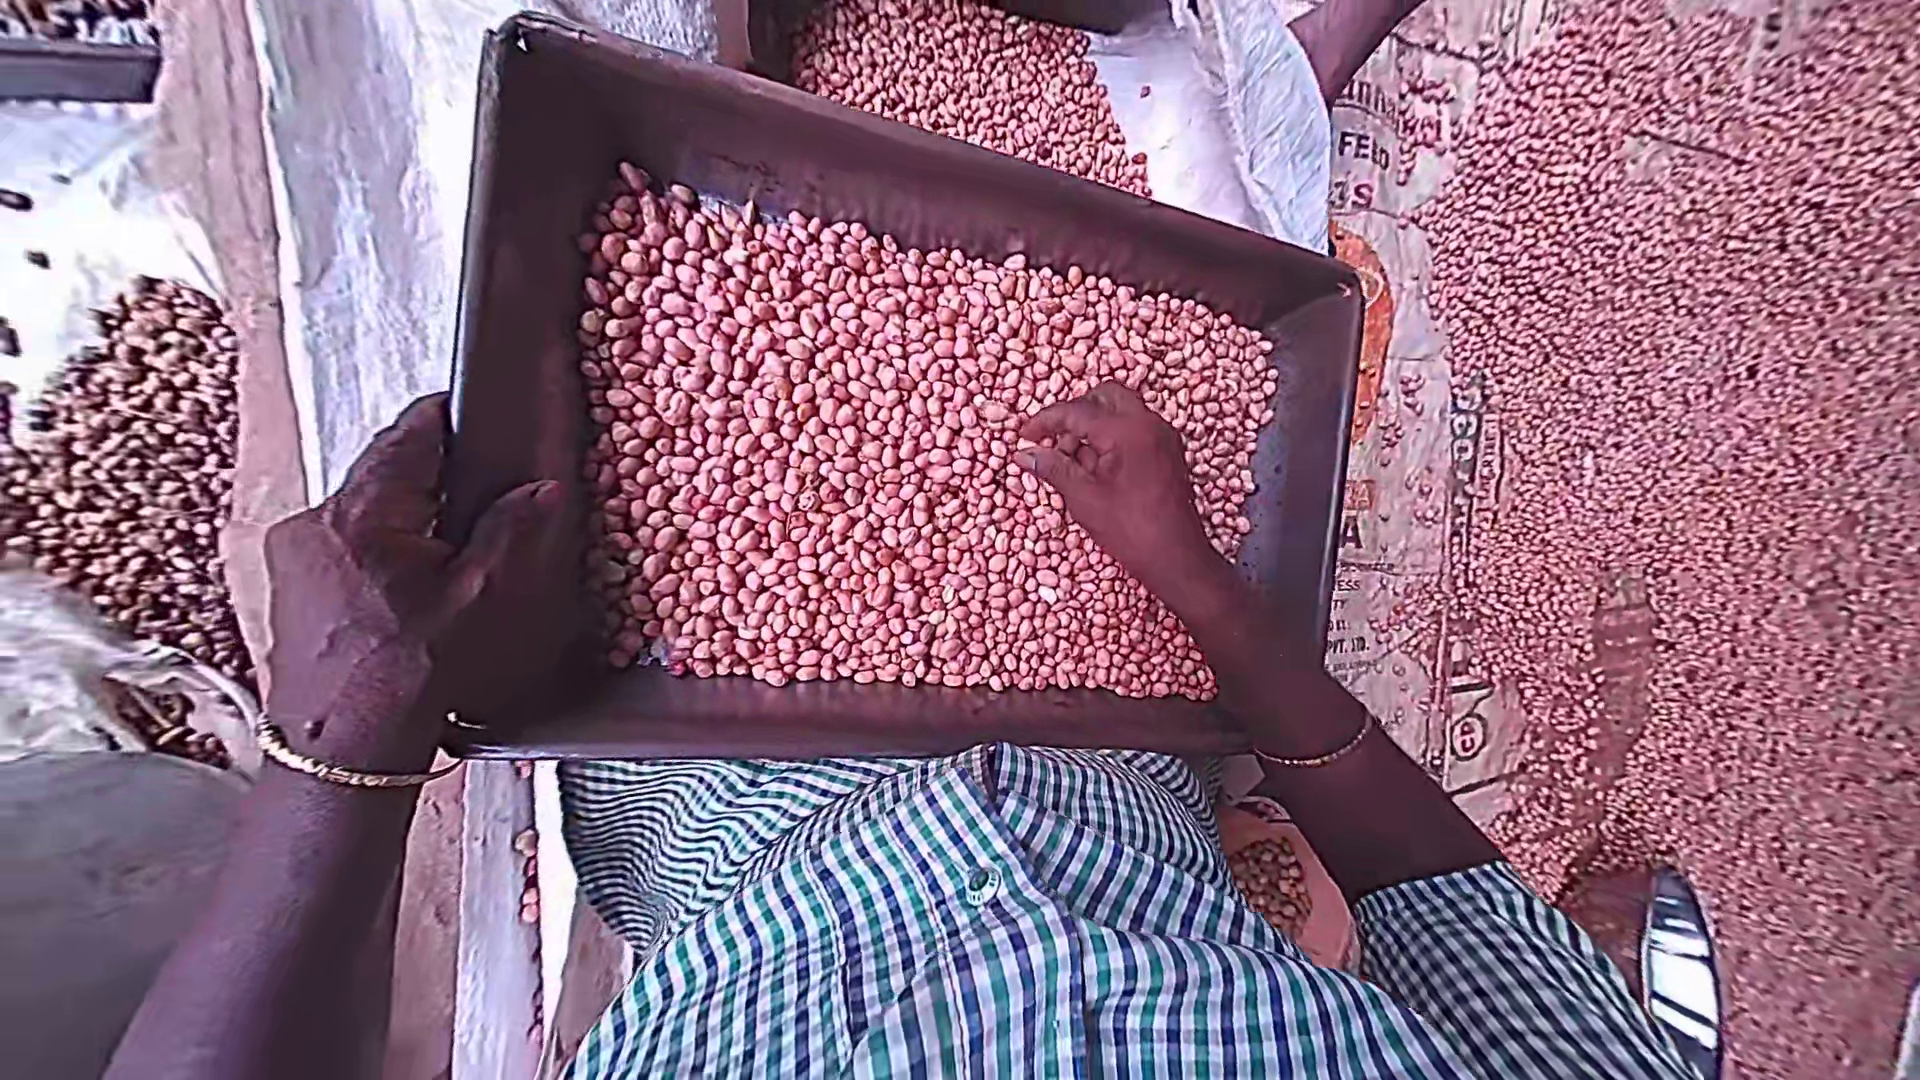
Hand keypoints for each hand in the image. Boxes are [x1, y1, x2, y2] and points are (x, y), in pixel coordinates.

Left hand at [262, 394, 569, 771]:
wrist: (346, 738)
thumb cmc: (417, 665)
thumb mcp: (483, 595)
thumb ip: (510, 531)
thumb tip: (540, 488)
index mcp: (363, 518)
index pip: (407, 438)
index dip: (444, 416)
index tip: (474, 406)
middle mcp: (316, 521)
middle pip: (386, 469)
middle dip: (436, 467)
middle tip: (486, 480)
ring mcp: (296, 550)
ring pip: (369, 503)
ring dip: (415, 504)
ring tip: (459, 530)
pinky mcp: (293, 576)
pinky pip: (351, 533)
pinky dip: (391, 533)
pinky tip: (422, 566)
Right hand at [1013, 381, 1238, 614]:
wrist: (1176, 557)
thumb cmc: (1131, 531)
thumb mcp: (1083, 498)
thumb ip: (1053, 468)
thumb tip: (1025, 454)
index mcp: (1127, 431)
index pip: (1076, 411)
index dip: (1045, 422)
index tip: (1026, 436)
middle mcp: (1149, 424)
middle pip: (1102, 397)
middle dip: (1073, 415)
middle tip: (1052, 441)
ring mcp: (1162, 436)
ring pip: (1119, 410)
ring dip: (1091, 427)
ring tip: (1072, 464)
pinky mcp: (1167, 451)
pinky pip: (1133, 428)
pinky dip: (1110, 438)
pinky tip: (1095, 470)